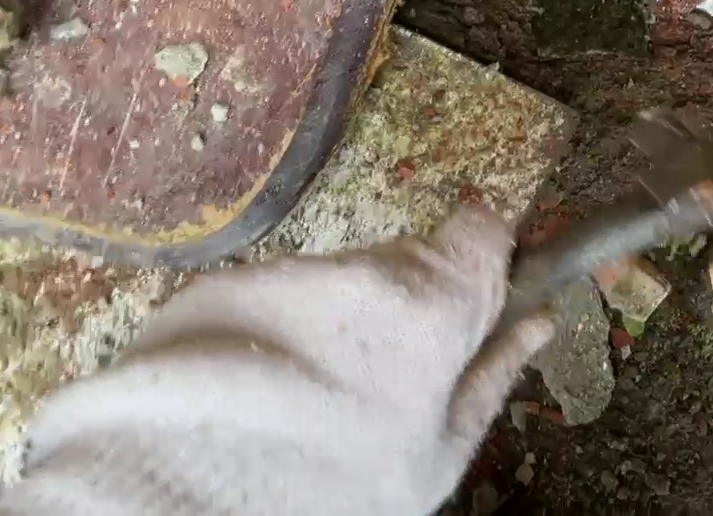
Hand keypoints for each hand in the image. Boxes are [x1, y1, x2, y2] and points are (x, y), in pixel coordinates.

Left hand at [0, 207, 552, 515]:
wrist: (169, 515)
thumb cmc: (335, 492)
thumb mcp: (437, 455)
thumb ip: (496, 372)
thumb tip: (543, 320)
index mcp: (436, 298)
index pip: (483, 226)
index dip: (485, 258)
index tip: (471, 306)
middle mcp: (368, 265)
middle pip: (412, 261)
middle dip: (412, 303)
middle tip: (382, 380)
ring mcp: (290, 271)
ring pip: (342, 282)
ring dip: (342, 321)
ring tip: (304, 401)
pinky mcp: (221, 287)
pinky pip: (276, 298)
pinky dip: (279, 333)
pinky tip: (251, 398)